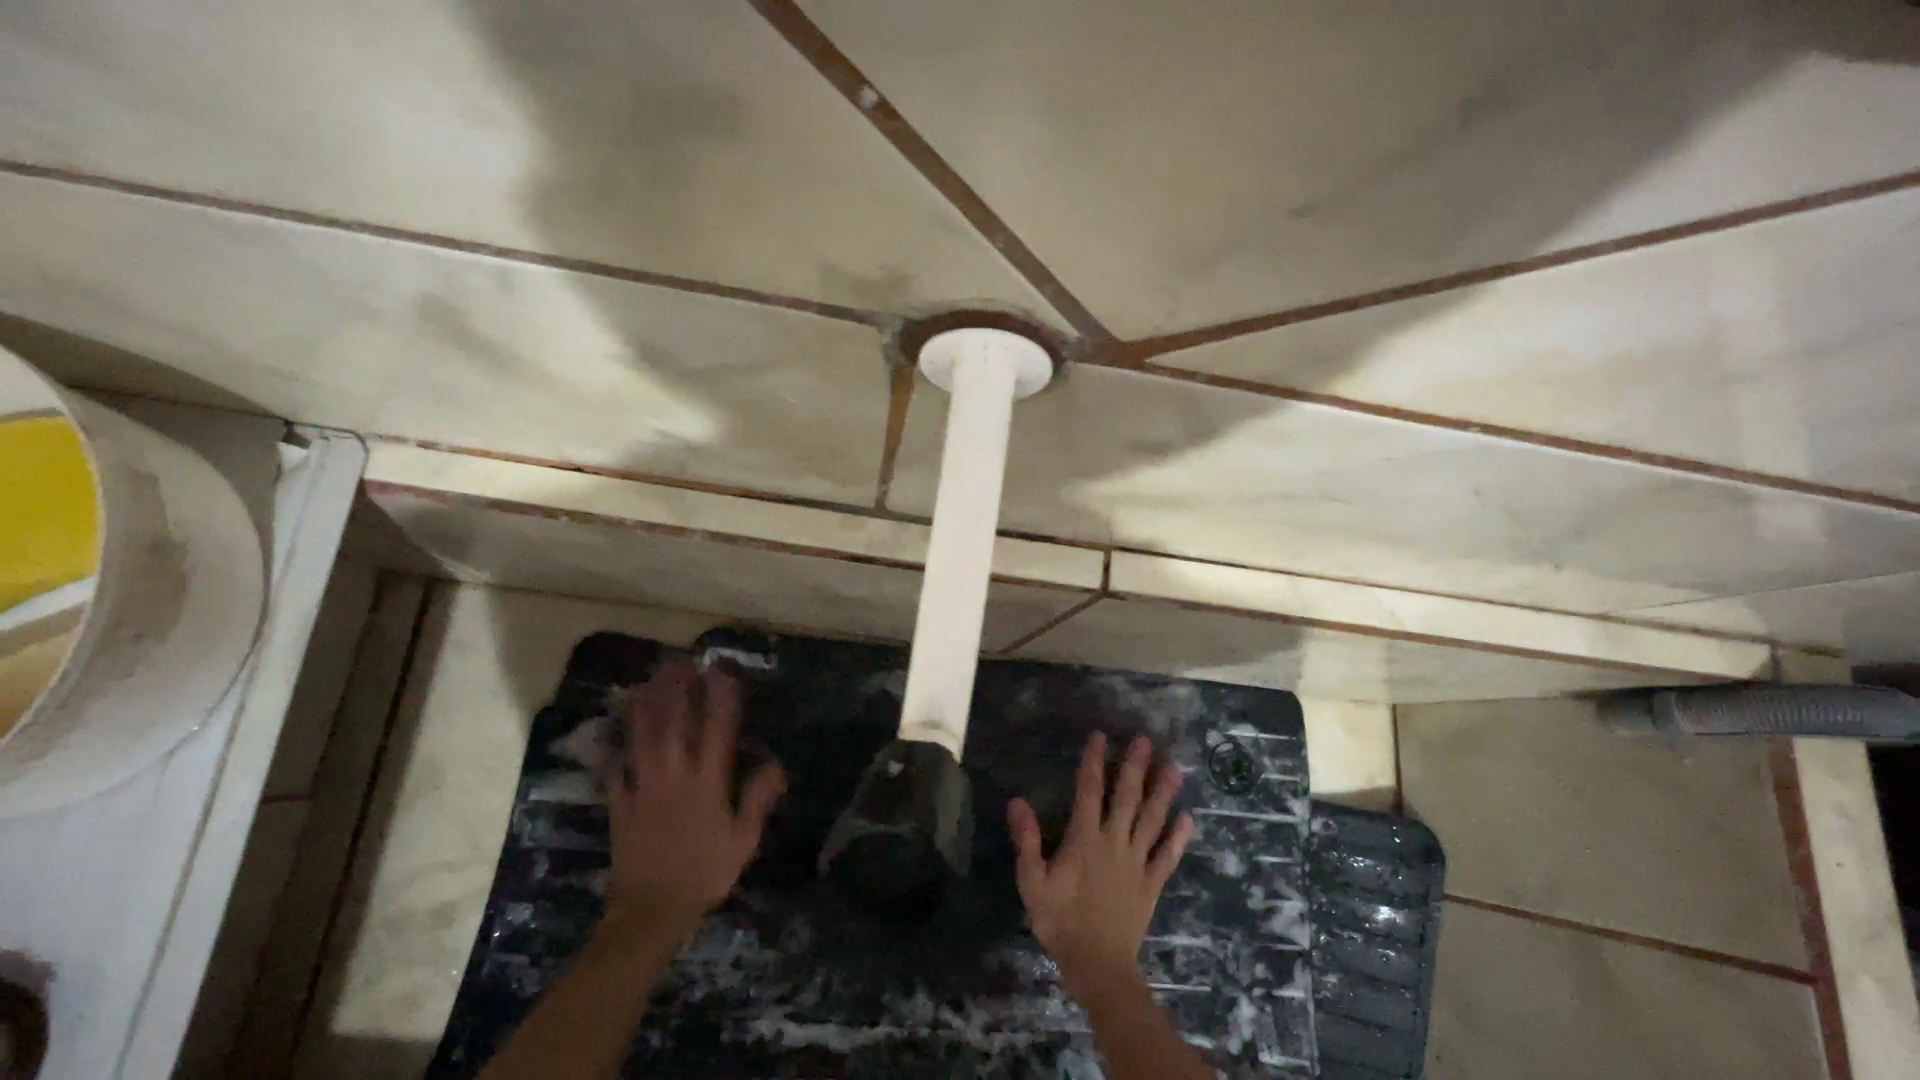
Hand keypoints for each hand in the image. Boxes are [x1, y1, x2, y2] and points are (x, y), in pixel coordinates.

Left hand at [599, 655, 786, 940]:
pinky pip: (613, 767)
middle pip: (675, 721)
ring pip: (642, 735)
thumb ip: (757, 798)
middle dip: (678, 687)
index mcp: (708, 781)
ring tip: (648, 680)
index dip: (721, 695)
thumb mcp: (744, 840)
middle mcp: (675, 774)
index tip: (722, 669)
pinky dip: (611, 746)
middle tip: (681, 661)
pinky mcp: (619, 801)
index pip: (717, 728)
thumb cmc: (705, 874)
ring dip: (645, 704)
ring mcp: (643, 785)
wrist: (651, 910)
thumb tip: (775, 762)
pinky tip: (608, 730)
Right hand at [1007, 732, 1193, 988]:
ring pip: (1152, 820)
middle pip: (1127, 797)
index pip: (1088, 790)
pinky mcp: (1152, 884)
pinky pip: (1167, 855)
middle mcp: (1114, 842)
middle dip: (1135, 767)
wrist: (1097, 964)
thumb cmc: (1060, 921)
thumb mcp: (1032, 882)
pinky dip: (1178, 836)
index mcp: (1084, 838)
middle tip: (1146, 740)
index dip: (1094, 761)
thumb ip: (1027, 840)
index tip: (1100, 736)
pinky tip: (1189, 818)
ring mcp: (1137, 862)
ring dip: (1164, 793)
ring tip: (1176, 768)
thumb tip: (1017, 801)